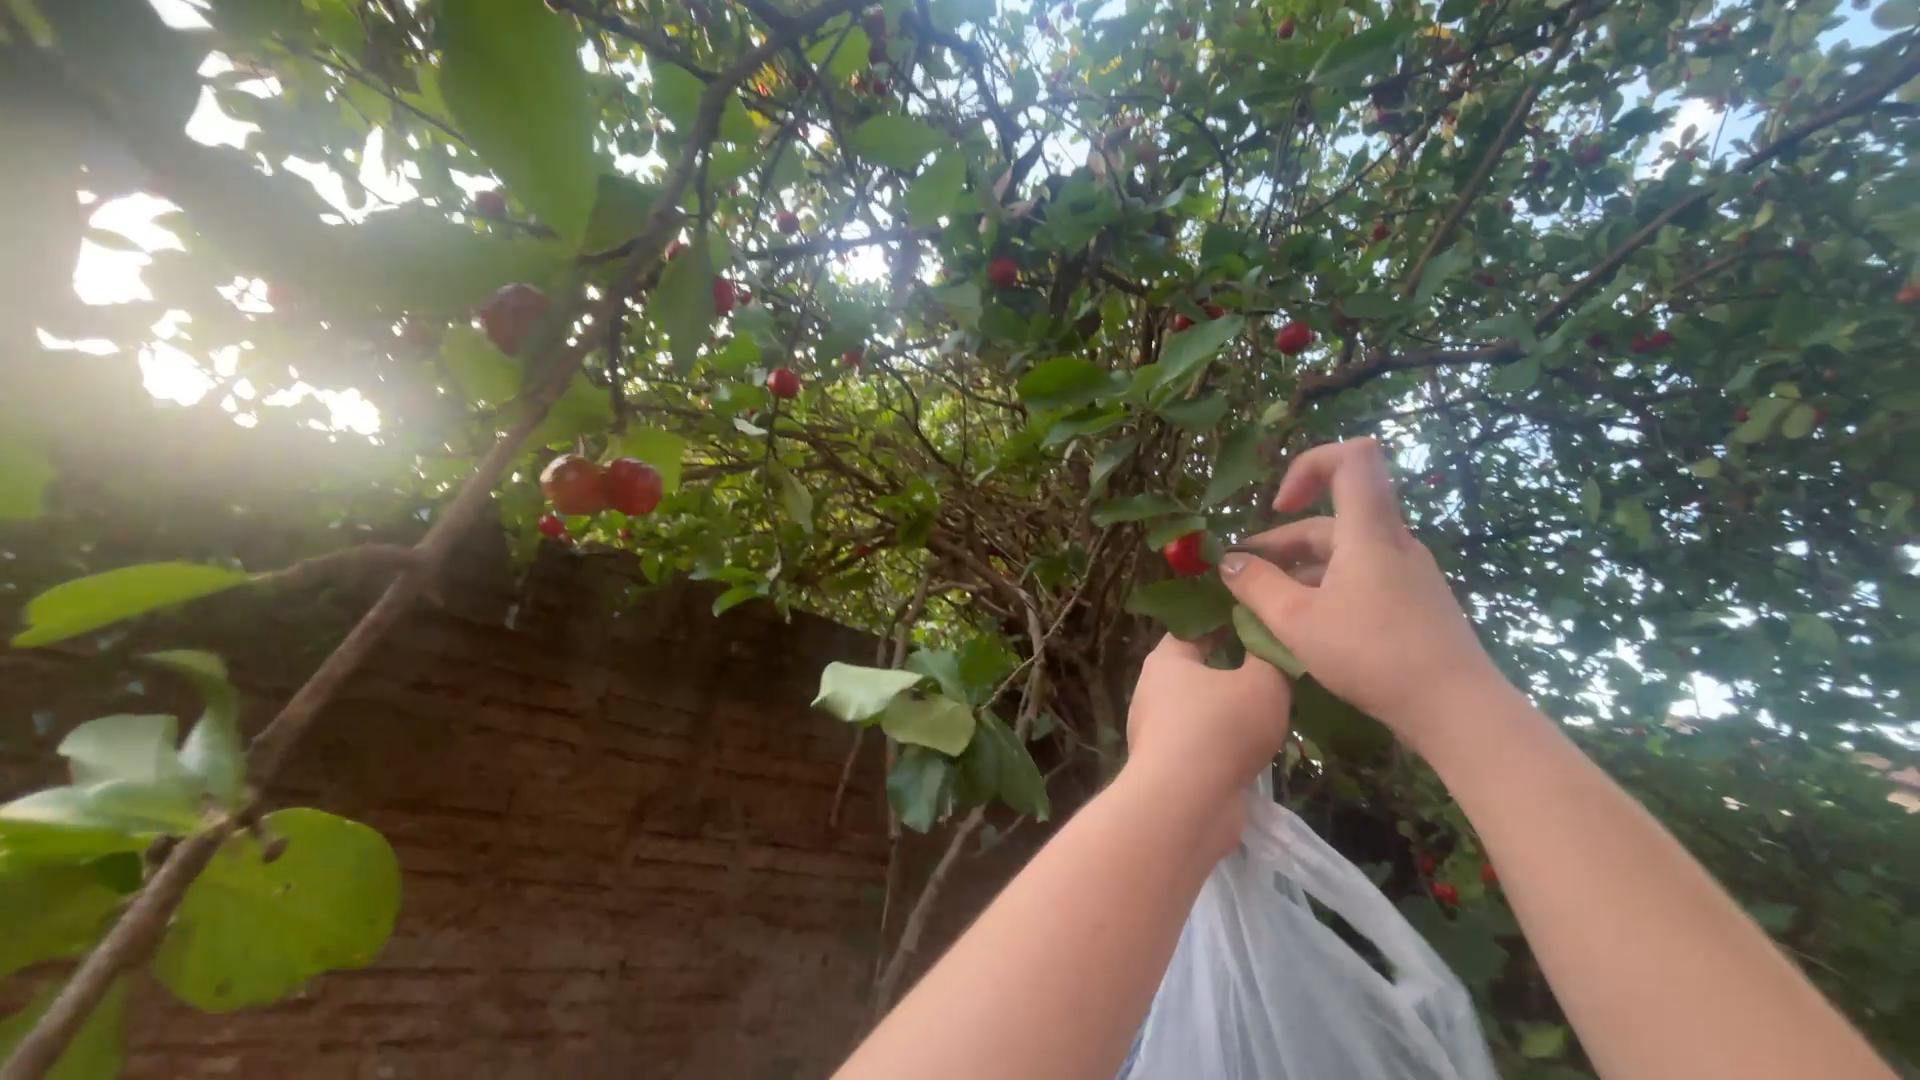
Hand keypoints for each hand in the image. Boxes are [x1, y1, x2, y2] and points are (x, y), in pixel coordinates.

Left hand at [1126, 633, 1290, 853]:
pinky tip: (1256, 748)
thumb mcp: (1262, 682)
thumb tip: (1270, 642)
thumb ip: (1271, 657)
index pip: (1195, 627)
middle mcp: (1154, 691)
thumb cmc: (1220, 728)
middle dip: (1233, 668)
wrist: (1184, 805)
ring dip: (1231, 710)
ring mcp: (1157, 732)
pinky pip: (1202, 744)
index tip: (1261, 622)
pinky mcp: (1168, 767)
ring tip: (1273, 709)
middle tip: (1274, 668)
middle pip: (1198, 669)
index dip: (1227, 622)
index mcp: (1167, 659)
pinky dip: (1226, 743)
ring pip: (1201, 709)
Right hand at [1218, 438, 1500, 754]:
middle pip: (1332, 518)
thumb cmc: (1372, 654)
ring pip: (1344, 552)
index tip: (1278, 506)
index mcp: (1369, 530)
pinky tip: (1306, 626)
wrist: (1455, 708)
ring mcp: (1408, 572)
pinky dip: (1326, 588)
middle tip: (1243, 576)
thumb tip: (1228, 562)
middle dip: (1282, 542)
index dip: (1308, 465)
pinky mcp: (1414, 600)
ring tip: (1266, 607)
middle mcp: (1393, 541)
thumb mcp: (1297, 621)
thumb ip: (1257, 586)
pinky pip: (1361, 577)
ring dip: (1300, 570)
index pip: (1352, 457)